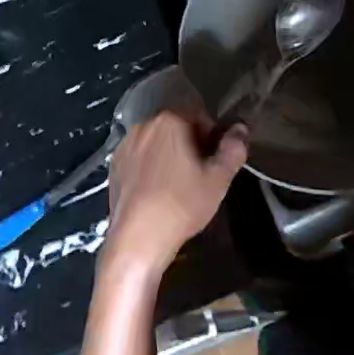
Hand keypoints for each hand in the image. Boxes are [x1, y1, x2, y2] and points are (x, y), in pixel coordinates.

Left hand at [104, 111, 246, 276]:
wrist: (137, 240)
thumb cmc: (181, 205)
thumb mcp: (218, 179)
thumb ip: (233, 149)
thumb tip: (240, 129)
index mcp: (169, 121)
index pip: (198, 114)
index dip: (211, 135)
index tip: (214, 158)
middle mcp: (144, 125)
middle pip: (175, 126)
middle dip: (189, 143)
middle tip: (200, 173)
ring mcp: (125, 146)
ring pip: (155, 143)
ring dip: (168, 155)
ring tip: (178, 185)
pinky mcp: (113, 167)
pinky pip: (139, 159)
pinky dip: (149, 168)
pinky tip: (156, 193)